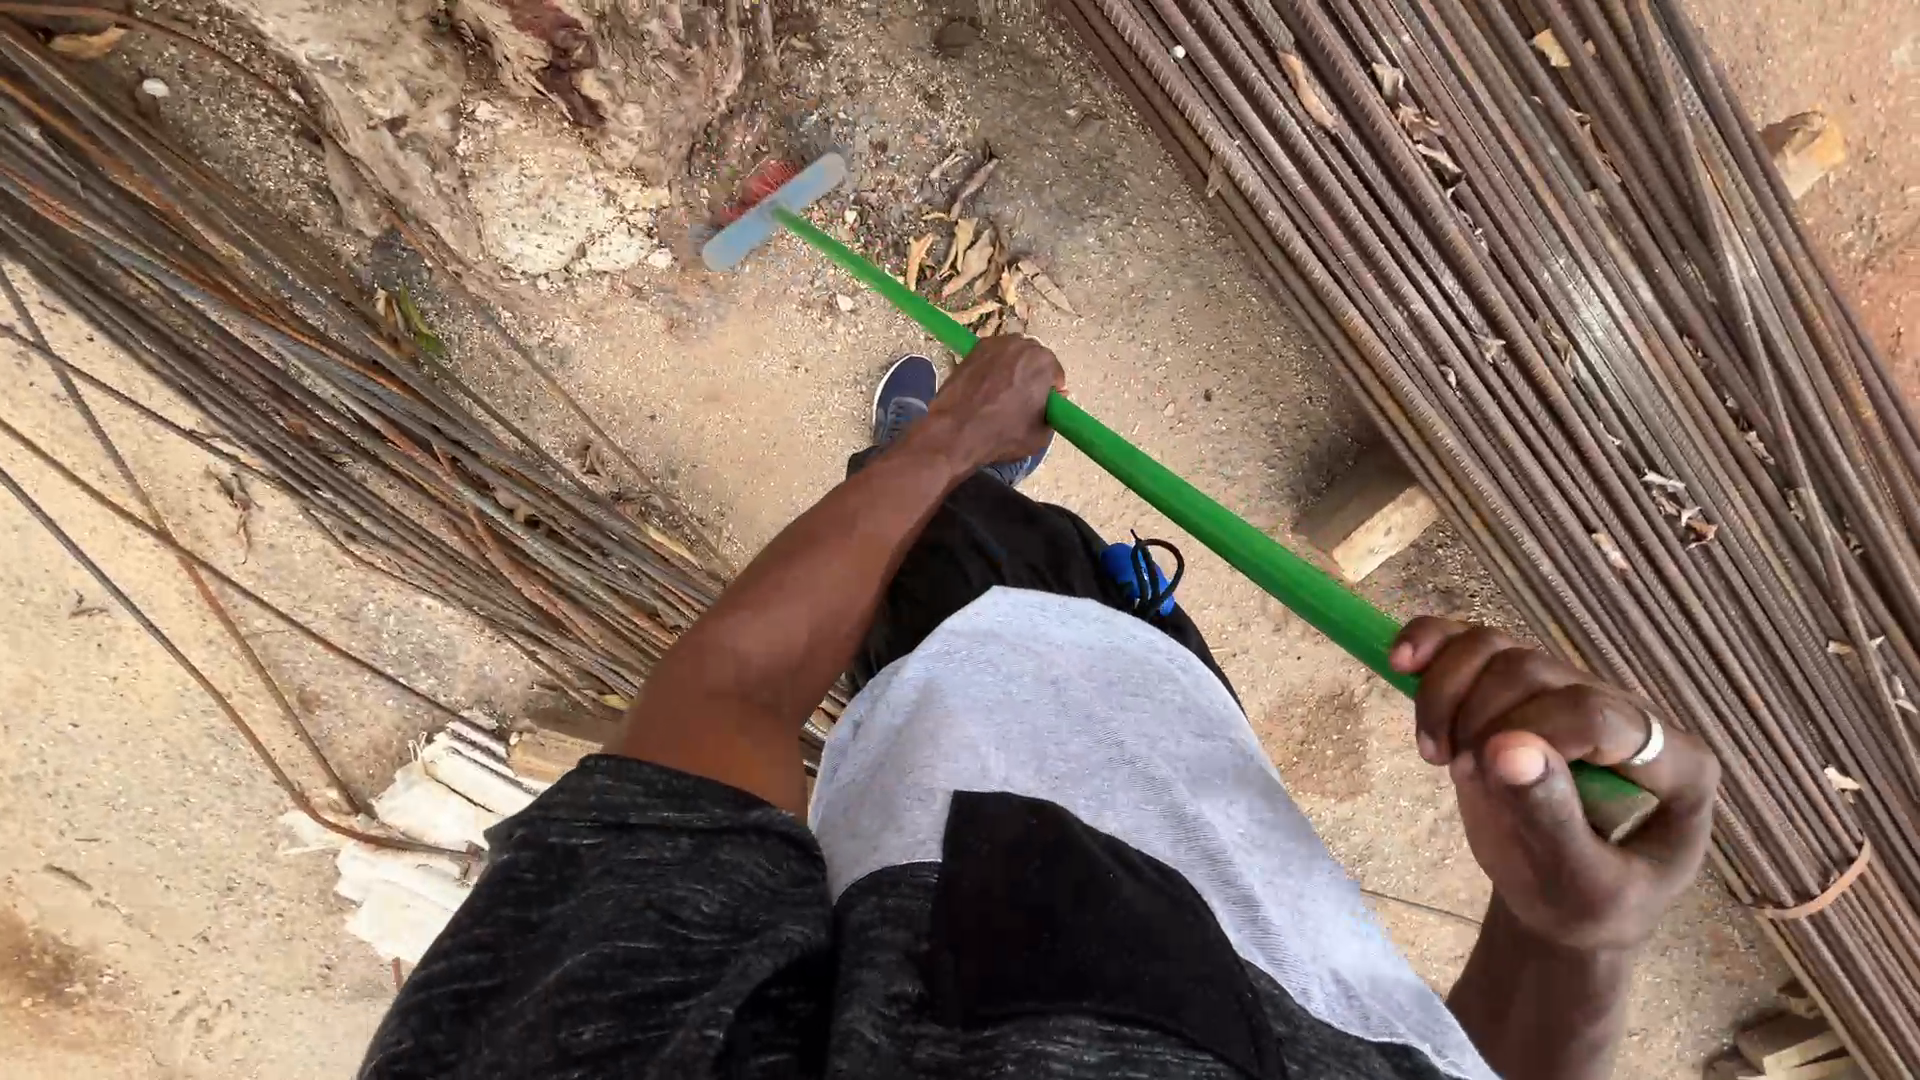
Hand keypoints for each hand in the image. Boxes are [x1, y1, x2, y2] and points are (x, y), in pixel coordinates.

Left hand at [918, 334, 1064, 468]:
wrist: (957, 431)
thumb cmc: (1002, 435)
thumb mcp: (1041, 435)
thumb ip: (1053, 415)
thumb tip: (1050, 403)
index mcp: (1045, 362)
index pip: (1055, 375)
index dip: (1048, 393)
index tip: (1039, 407)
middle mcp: (1022, 344)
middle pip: (1034, 360)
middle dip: (1031, 377)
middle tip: (1019, 401)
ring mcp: (996, 344)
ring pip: (1012, 356)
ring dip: (1011, 370)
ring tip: (1000, 395)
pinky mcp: (974, 349)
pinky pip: (992, 357)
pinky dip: (992, 368)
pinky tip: (985, 388)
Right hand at [1391, 618, 1720, 950]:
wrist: (1552, 895)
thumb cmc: (1579, 900)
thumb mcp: (1574, 881)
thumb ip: (1550, 817)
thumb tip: (1507, 749)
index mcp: (1671, 763)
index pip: (1595, 712)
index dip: (1531, 731)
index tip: (1483, 775)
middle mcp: (1621, 711)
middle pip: (1530, 671)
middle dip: (1475, 719)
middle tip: (1458, 774)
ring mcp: (1560, 691)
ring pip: (1489, 647)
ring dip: (1441, 692)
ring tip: (1434, 751)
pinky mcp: (1507, 685)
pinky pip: (1462, 641)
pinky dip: (1425, 643)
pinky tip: (1400, 663)